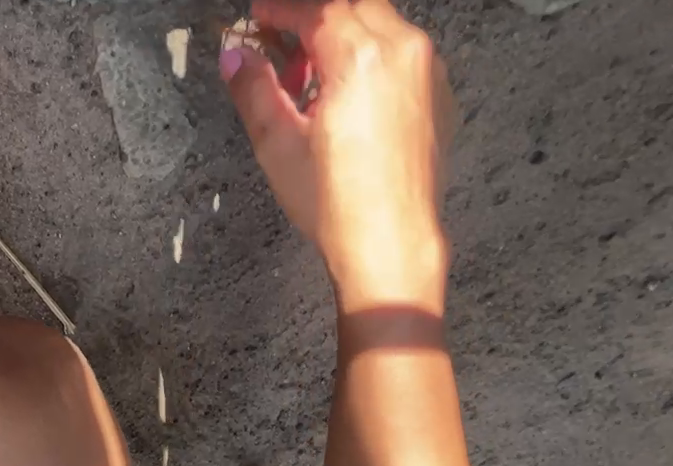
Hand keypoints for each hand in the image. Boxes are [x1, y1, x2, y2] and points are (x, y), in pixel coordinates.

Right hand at [222, 0, 456, 310]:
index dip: (284, 10)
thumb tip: (235, 57)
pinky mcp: (437, 93)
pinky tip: (339, 97)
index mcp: (362, 59)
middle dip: (313, 17)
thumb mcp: (278, 145)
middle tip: (277, 42)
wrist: (389, 236)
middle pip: (356, 6)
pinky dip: (367, 57)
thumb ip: (255, 92)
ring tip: (305, 79)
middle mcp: (405, 50)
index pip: (319, 10)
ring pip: (381, 26)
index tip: (258, 14)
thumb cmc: (333, 199)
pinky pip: (401, 52)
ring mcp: (428, 69)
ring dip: (340, 38)